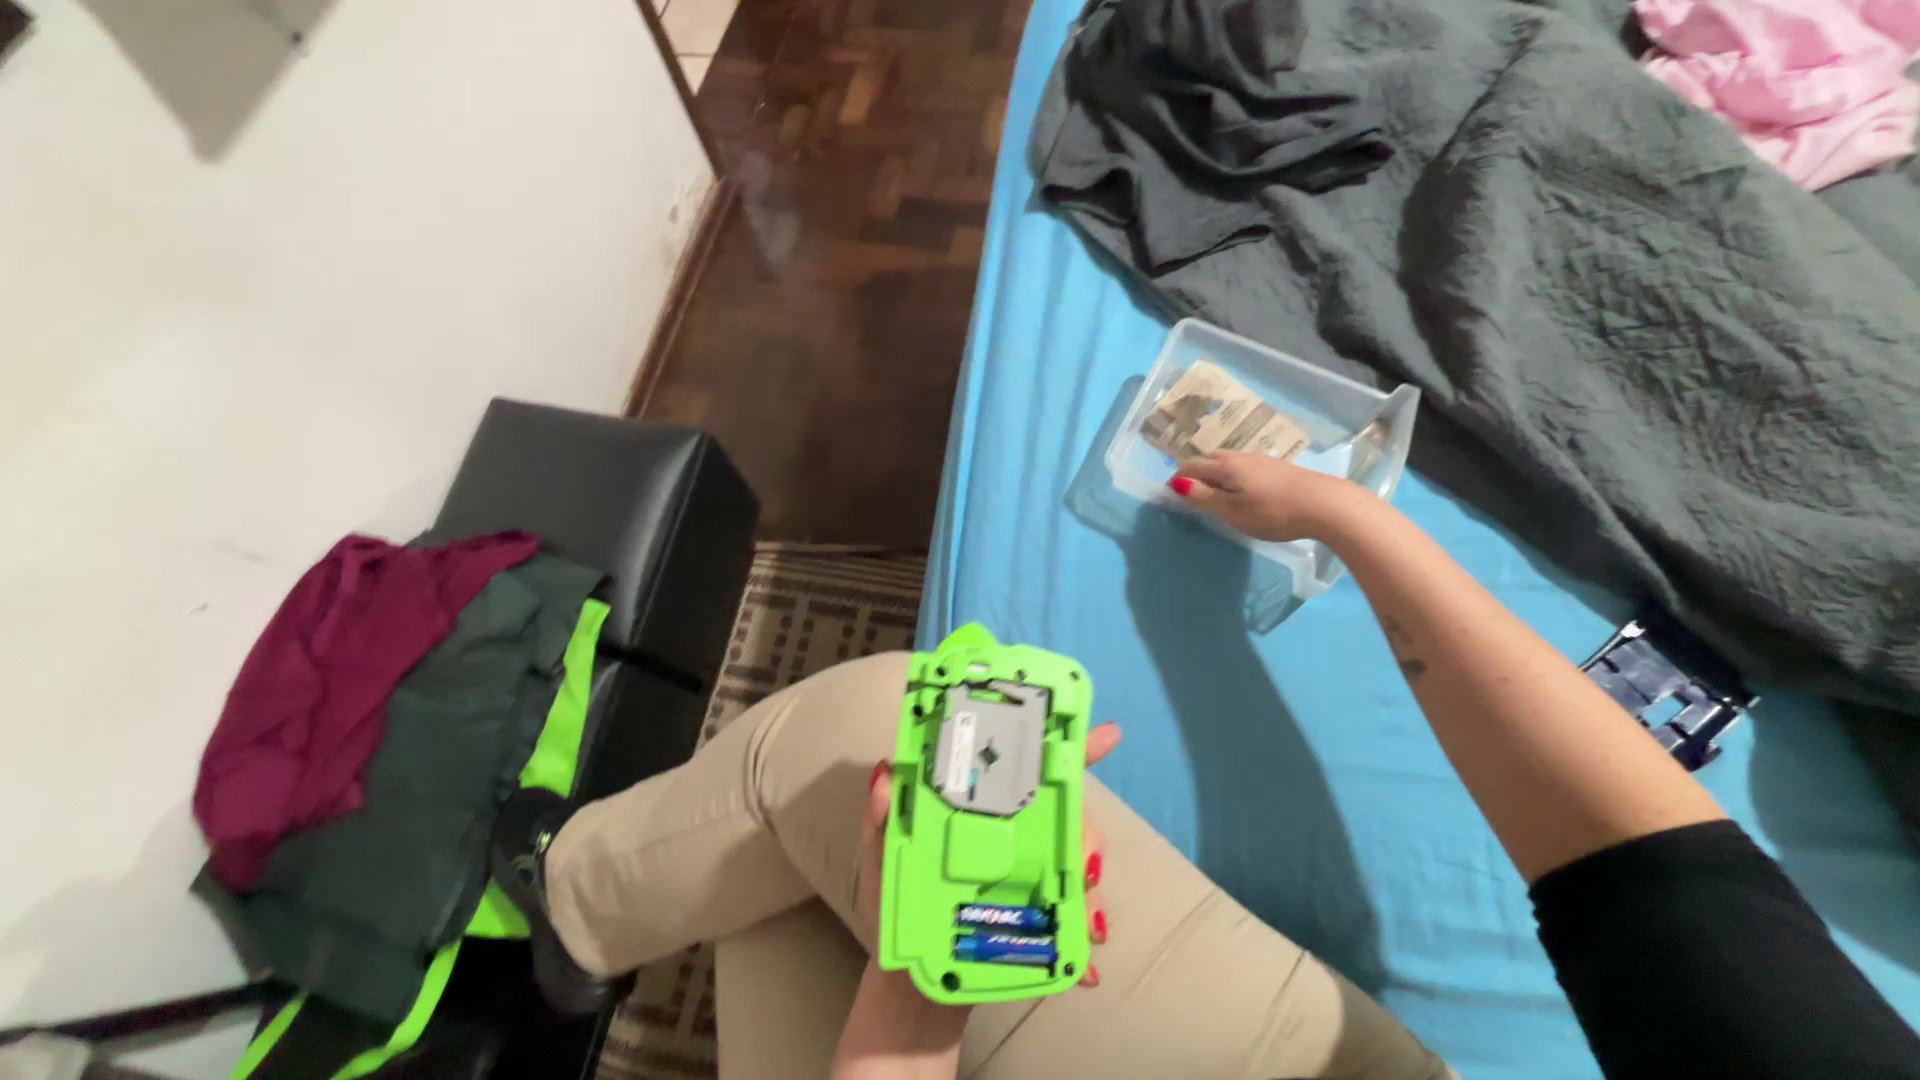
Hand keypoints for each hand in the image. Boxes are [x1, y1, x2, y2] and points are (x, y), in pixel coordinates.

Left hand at [856, 722, 1122, 988]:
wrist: (907, 980)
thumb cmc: (893, 905)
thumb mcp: (882, 856)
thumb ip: (883, 818)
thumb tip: (887, 774)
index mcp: (980, 810)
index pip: (1025, 769)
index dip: (1066, 749)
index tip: (1107, 735)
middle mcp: (1014, 834)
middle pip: (1066, 816)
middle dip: (1085, 835)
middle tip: (1085, 867)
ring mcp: (1028, 876)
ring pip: (1077, 864)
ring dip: (1088, 891)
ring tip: (1085, 921)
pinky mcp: (1035, 918)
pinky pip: (1071, 920)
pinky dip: (1080, 939)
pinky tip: (1085, 967)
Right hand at [1168, 451, 1368, 542]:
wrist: (1326, 505)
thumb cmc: (1273, 512)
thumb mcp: (1232, 511)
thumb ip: (1204, 497)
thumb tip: (1178, 484)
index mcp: (1226, 466)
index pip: (1192, 466)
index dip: (1177, 478)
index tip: (1169, 493)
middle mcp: (1242, 457)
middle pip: (1210, 458)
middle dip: (1196, 471)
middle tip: (1191, 492)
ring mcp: (1263, 460)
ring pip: (1230, 461)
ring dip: (1216, 472)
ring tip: (1215, 491)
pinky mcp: (1279, 468)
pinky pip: (1246, 466)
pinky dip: (1234, 474)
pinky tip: (1243, 489)